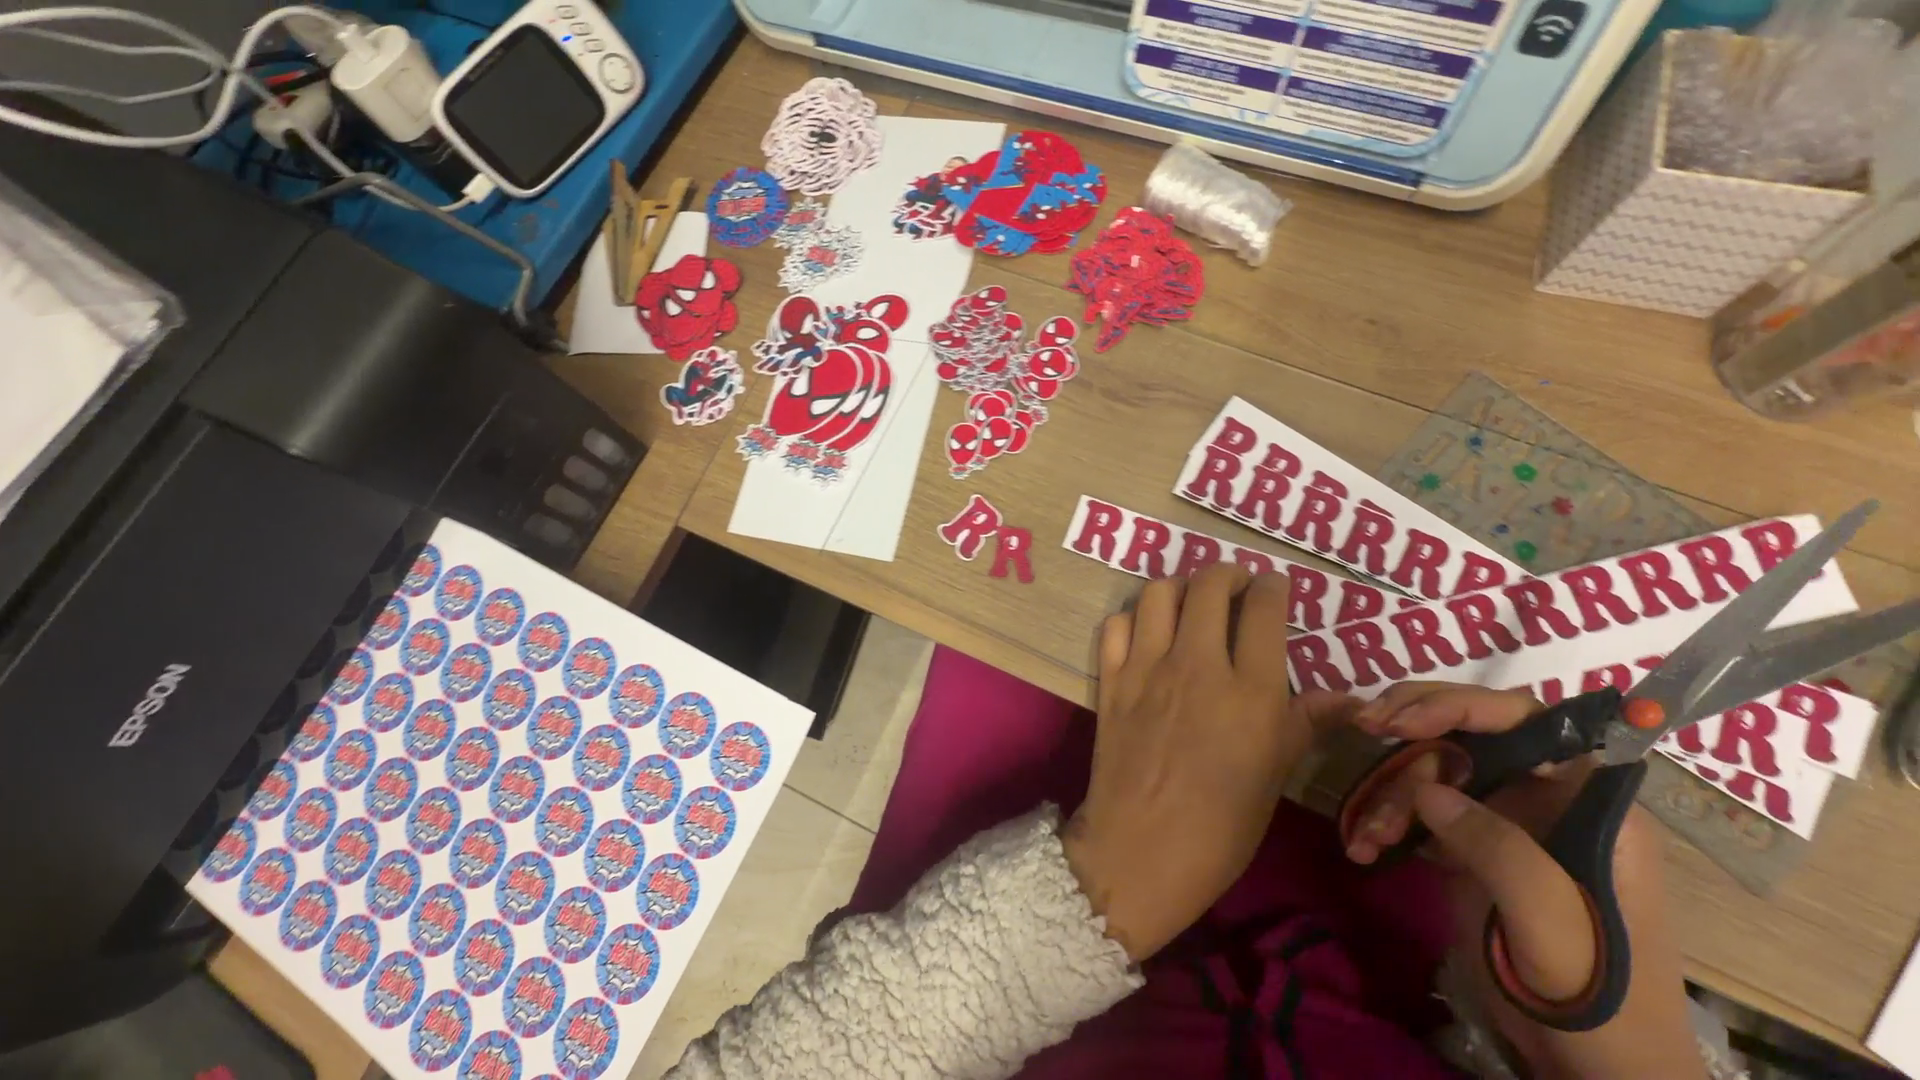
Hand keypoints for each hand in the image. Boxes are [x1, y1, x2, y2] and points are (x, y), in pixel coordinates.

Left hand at [1063, 565, 1348, 961]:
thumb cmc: (1222, 826)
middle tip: (1236, 587)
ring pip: (1159, 593)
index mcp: (1251, 690)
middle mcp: (1199, 666)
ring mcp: (1148, 670)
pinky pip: (1116, 626)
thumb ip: (1305, 723)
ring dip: (1179, 587)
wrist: (1142, 852)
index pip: (1265, 609)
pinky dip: (1133, 618)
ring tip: (1191, 603)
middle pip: (1211, 586)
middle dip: (1229, 574)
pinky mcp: (1111, 682)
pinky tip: (1146, 632)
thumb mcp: (1275, 774)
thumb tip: (1347, 698)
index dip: (1274, 589)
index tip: (1275, 589)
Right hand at [1345, 683, 1705, 1079]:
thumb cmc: (1594, 986)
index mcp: (1587, 798)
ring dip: (1393, 791)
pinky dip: (1390, 823)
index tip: (1402, 719)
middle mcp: (1547, 796)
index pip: (1525, 719)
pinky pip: (1425, 813)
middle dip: (1415, 729)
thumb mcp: (1549, 915)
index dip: (1461, 704)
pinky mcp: (1476, 851)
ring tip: (1367, 834)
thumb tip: (1429, 789)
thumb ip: (1496, 844)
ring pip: (1439, 771)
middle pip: (1473, 733)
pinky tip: (1368, 848)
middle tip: (1363, 727)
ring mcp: (1509, 823)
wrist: (1595, 1063)